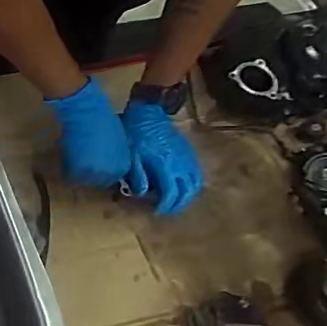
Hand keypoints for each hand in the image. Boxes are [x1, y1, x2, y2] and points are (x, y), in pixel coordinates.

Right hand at [45, 78, 130, 188]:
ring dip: (78, 174)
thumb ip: (118, 155)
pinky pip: (70, 178)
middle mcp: (110, 174)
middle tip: (83, 161)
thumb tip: (112, 160)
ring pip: (83, 182)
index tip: (95, 163)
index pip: (113, 179)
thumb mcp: (120, 139)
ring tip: (74, 159)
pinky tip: (67, 159)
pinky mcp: (77, 171)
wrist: (86, 113)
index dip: (102, 172)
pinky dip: (67, 170)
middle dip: (91, 174)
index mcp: (123, 166)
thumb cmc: (103, 121)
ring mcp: (94, 174)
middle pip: (98, 183)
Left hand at [120, 99, 202, 213]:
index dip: (164, 206)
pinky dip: (191, 184)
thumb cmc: (135, 135)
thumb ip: (137, 176)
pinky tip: (182, 186)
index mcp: (165, 166)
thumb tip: (143, 194)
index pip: (170, 193)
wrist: (147, 113)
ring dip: (186, 195)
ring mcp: (187, 158)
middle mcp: (181, 164)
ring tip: (175, 200)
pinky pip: (196, 173)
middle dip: (177, 204)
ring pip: (195, 184)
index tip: (156, 211)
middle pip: (186, 192)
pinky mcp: (189, 152)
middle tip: (167, 209)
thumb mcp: (130, 156)